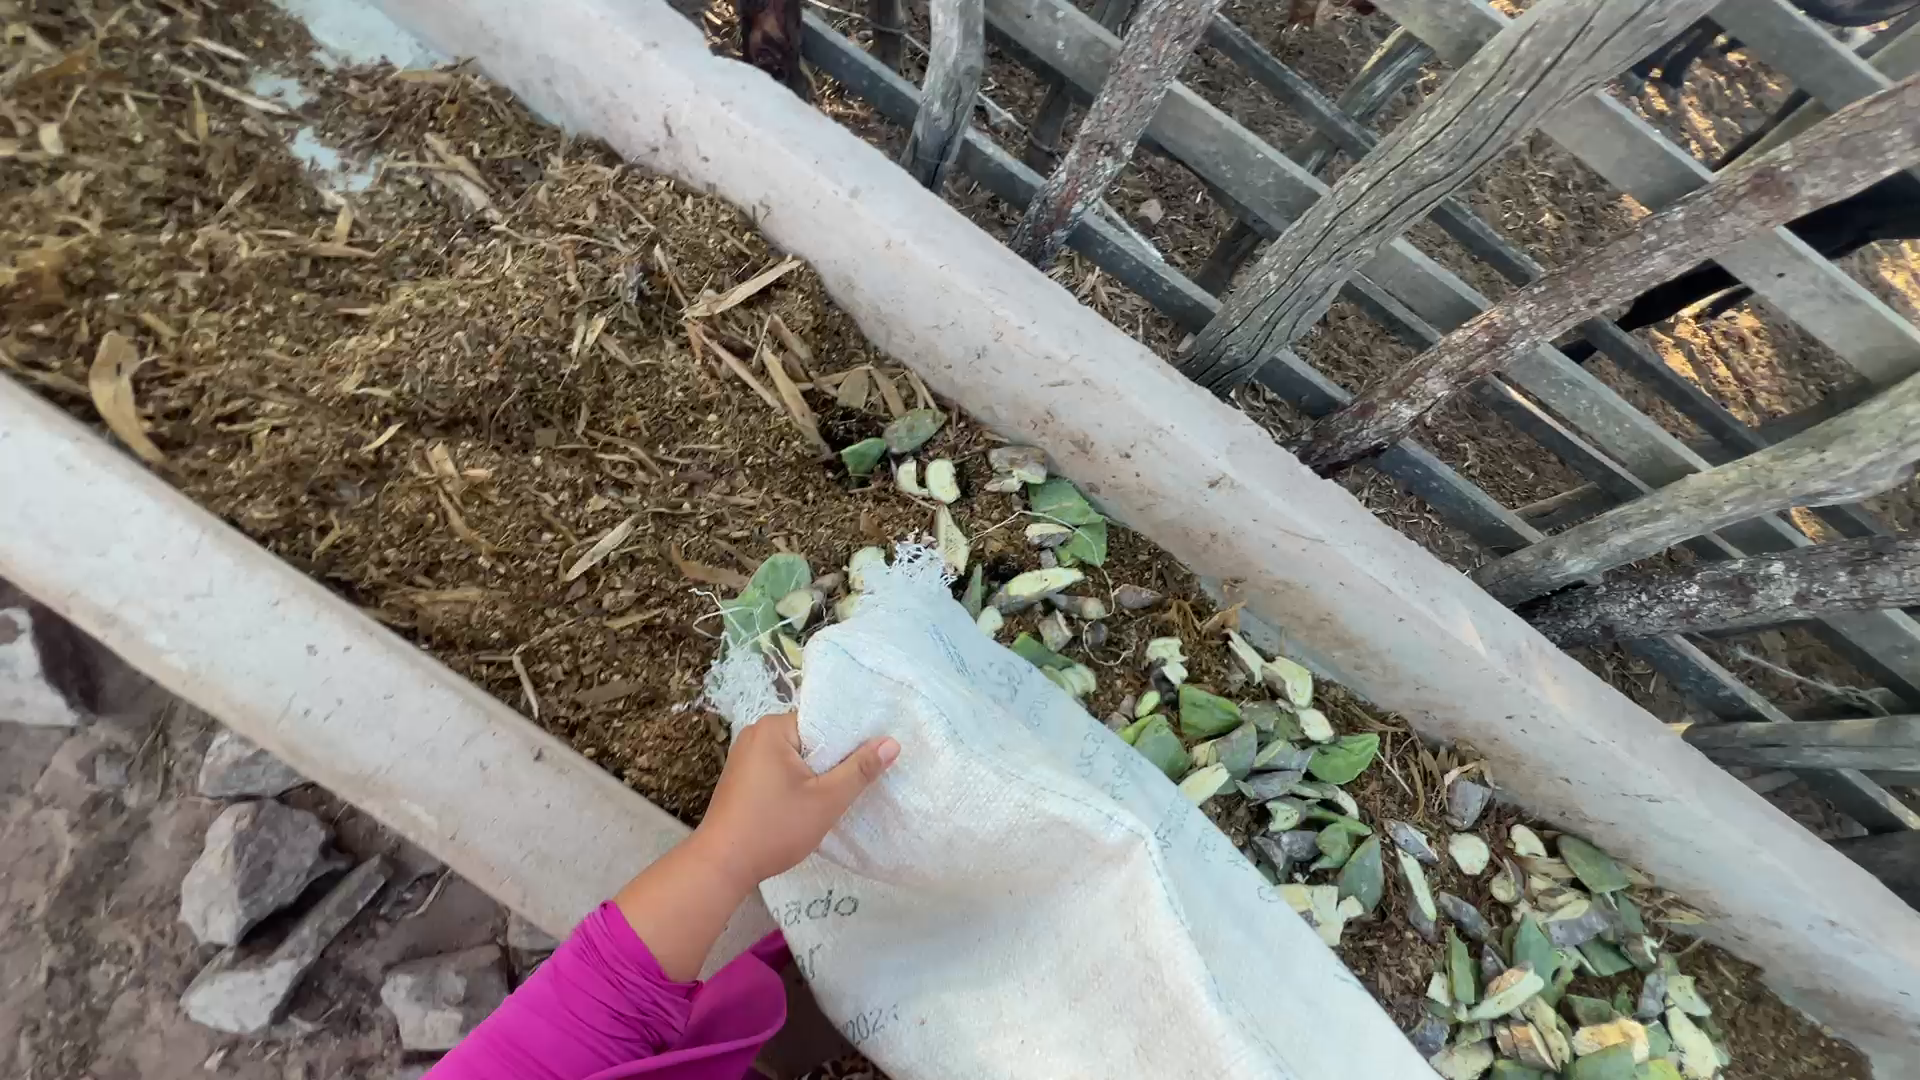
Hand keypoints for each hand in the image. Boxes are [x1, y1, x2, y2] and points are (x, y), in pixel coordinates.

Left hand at [690, 711, 899, 890]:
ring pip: (796, 756)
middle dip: (832, 759)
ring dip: (814, 773)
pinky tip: (807, 802)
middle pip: (810, 738)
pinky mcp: (741, 777)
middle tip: (855, 781)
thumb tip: (892, 743)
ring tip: (833, 794)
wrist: (720, 868)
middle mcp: (756, 733)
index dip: (848, 740)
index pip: (823, 721)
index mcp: (774, 727)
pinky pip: (779, 768)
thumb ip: (860, 770)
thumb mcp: (826, 800)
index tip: (868, 759)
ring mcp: (745, 755)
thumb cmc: (774, 829)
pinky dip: (796, 781)